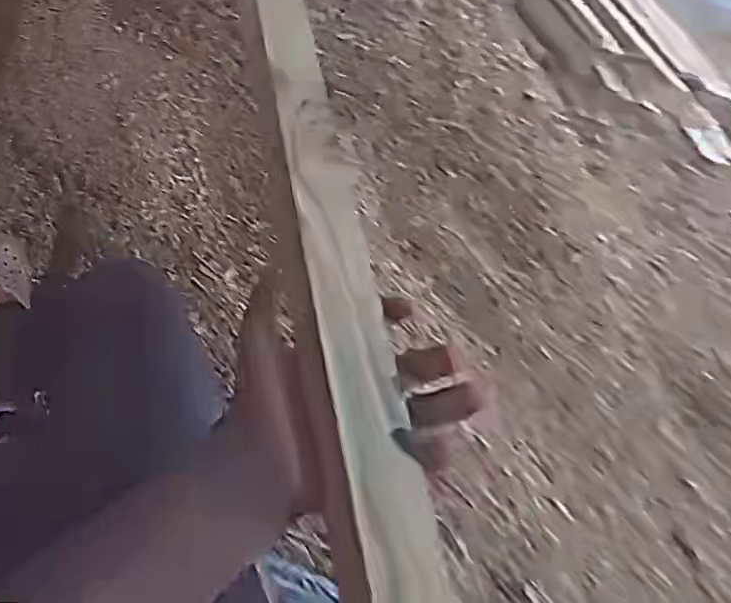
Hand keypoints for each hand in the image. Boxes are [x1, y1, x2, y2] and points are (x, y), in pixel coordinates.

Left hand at [223, 272, 483, 517]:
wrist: (256, 462)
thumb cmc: (256, 400)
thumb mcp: (257, 344)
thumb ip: (266, 306)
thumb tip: (275, 265)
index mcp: (334, 357)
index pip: (370, 332)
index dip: (389, 317)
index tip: (406, 308)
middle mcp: (360, 389)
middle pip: (411, 372)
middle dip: (438, 363)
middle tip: (455, 358)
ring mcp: (377, 428)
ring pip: (428, 414)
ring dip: (454, 405)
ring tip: (474, 396)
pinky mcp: (386, 464)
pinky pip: (424, 462)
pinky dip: (437, 457)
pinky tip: (439, 449)